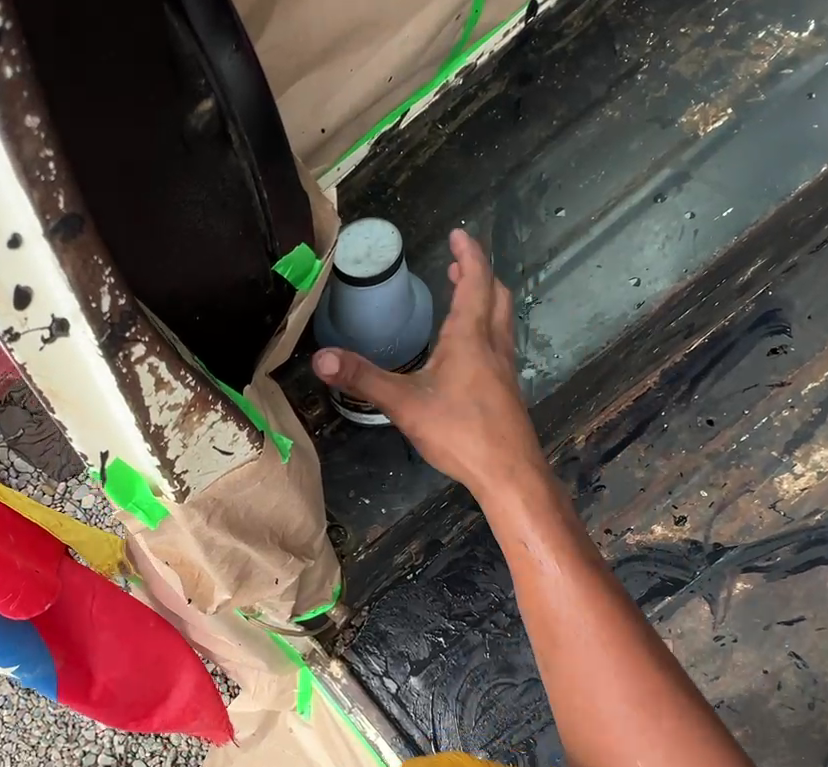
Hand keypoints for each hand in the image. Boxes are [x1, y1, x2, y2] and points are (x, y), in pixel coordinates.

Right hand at [312, 229, 546, 495]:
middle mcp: (492, 346)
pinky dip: (485, 332)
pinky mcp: (505, 392)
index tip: (458, 234)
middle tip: (457, 265)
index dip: (468, 255)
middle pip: (495, 297)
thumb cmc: (459, 432)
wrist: (507, 472)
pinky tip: (468, 354)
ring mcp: (503, 370)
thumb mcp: (403, 404)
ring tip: (464, 298)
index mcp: (469, 338)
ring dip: (485, 302)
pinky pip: (498, 346)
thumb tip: (320, 358)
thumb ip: (363, 379)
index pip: (474, 282)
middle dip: (477, 275)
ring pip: (501, 321)